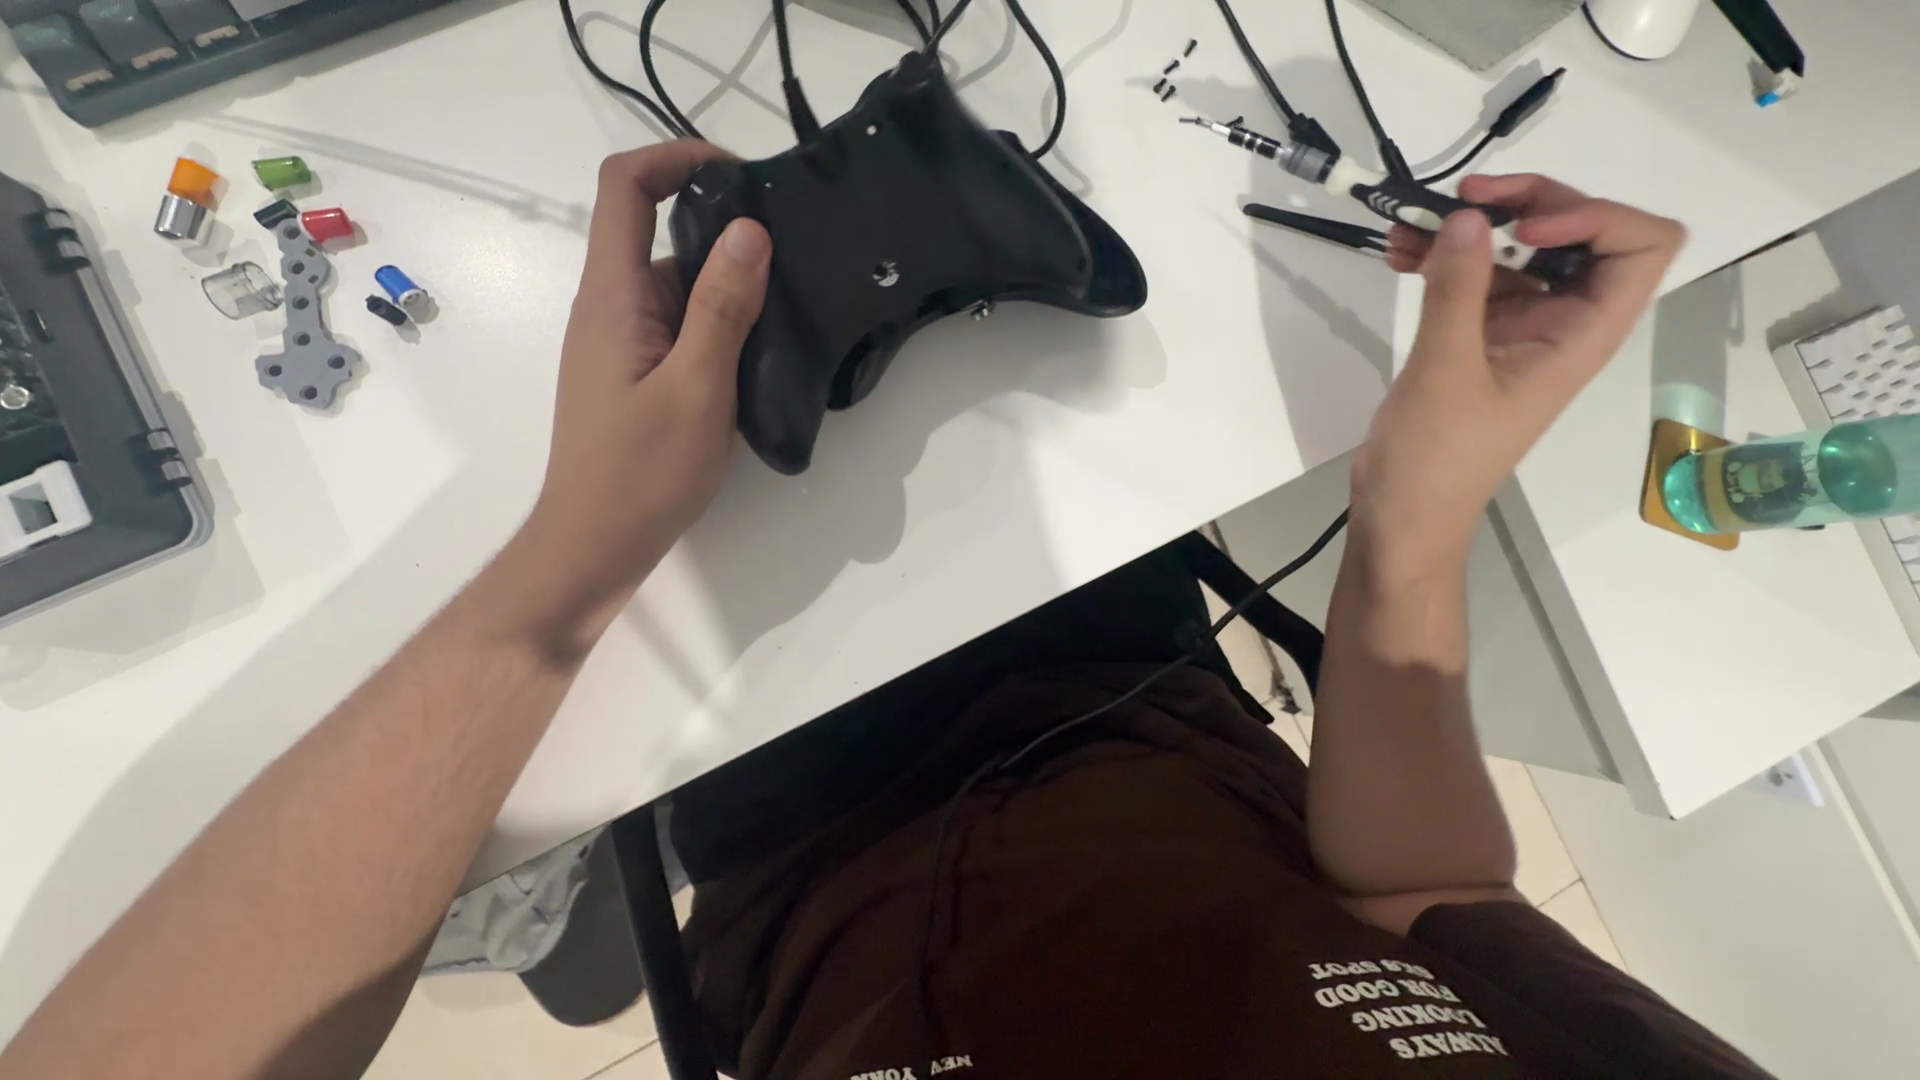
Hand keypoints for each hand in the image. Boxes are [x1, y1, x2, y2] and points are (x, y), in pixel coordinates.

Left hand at [518, 141, 771, 626]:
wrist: (597, 541)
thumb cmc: (643, 470)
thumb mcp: (696, 386)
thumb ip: (721, 307)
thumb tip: (749, 230)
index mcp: (613, 295)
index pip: (626, 187)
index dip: (677, 157)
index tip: (742, 177)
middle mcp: (611, 306)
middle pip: (658, 232)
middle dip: (724, 231)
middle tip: (793, 256)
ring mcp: (622, 342)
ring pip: (675, 286)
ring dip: (728, 287)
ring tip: (790, 308)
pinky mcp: (636, 373)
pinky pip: (678, 326)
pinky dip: (718, 325)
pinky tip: (760, 353)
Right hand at [1354, 173, 1683, 577]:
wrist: (1401, 512)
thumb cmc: (1437, 456)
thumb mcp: (1446, 371)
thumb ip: (1457, 289)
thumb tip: (1465, 217)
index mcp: (1583, 335)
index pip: (1639, 246)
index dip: (1593, 217)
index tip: (1520, 226)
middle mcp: (1560, 324)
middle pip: (1576, 234)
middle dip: (1523, 205)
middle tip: (1459, 201)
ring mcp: (1515, 331)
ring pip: (1513, 254)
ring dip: (1468, 231)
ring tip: (1408, 227)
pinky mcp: (1472, 341)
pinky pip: (1469, 282)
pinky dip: (1439, 261)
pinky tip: (1399, 254)